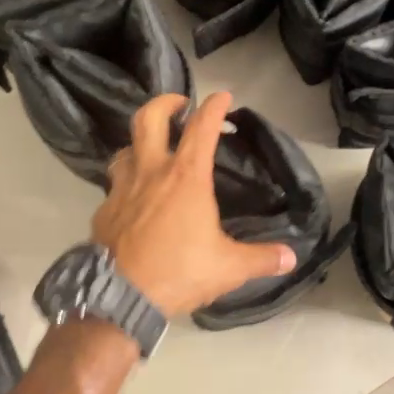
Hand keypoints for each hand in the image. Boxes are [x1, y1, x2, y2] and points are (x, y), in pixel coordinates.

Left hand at [92, 92, 295, 318]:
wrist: (121, 297)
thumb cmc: (179, 272)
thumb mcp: (229, 268)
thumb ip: (261, 258)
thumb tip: (290, 257)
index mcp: (185, 177)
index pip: (202, 128)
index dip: (214, 107)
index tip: (223, 96)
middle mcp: (151, 172)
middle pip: (148, 118)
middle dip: (164, 103)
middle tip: (179, 105)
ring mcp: (121, 189)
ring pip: (125, 149)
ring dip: (139, 142)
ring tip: (152, 150)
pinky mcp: (103, 210)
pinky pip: (114, 185)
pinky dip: (126, 182)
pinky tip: (134, 198)